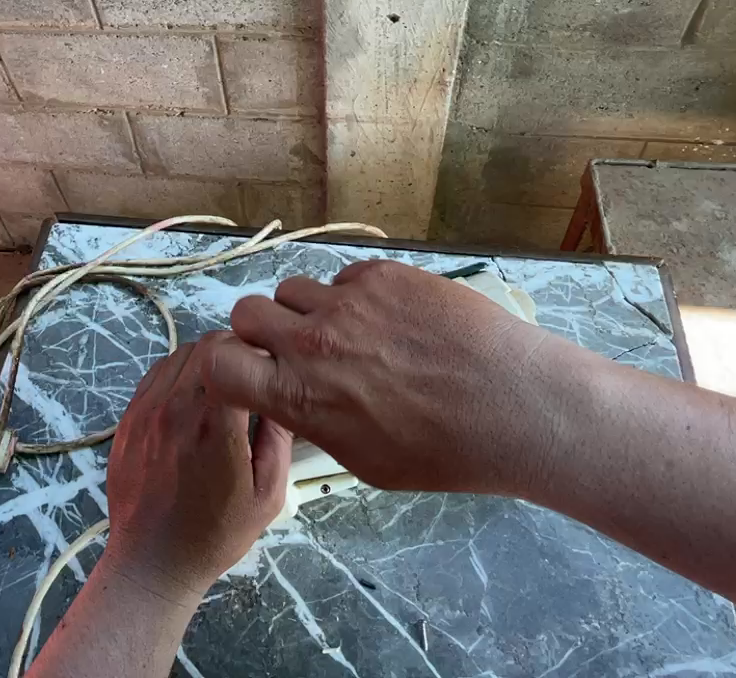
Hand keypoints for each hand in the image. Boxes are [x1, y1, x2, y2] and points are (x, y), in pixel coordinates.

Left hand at [101, 340, 293, 601]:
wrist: (153, 562)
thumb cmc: (214, 533)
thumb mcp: (268, 495)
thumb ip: (279, 438)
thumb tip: (281, 394)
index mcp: (214, 424)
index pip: (235, 352)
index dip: (255, 354)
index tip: (265, 371)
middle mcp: (177, 407)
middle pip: (208, 344)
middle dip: (233, 352)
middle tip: (246, 378)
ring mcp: (148, 409)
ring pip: (181, 353)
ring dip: (205, 360)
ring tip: (220, 388)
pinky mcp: (130, 417)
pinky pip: (157, 372)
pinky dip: (178, 373)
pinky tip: (190, 397)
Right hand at [201, 260, 593, 495]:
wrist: (516, 405)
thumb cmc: (444, 452)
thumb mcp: (363, 461)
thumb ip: (313, 422)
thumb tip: (294, 398)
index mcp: (301, 397)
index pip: (218, 362)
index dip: (225, 363)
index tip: (248, 369)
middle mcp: (312, 342)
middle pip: (247, 311)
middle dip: (264, 329)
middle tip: (298, 346)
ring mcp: (346, 301)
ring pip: (295, 289)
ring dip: (311, 310)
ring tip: (354, 331)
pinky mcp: (382, 274)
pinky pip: (345, 277)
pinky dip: (357, 295)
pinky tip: (395, 319)